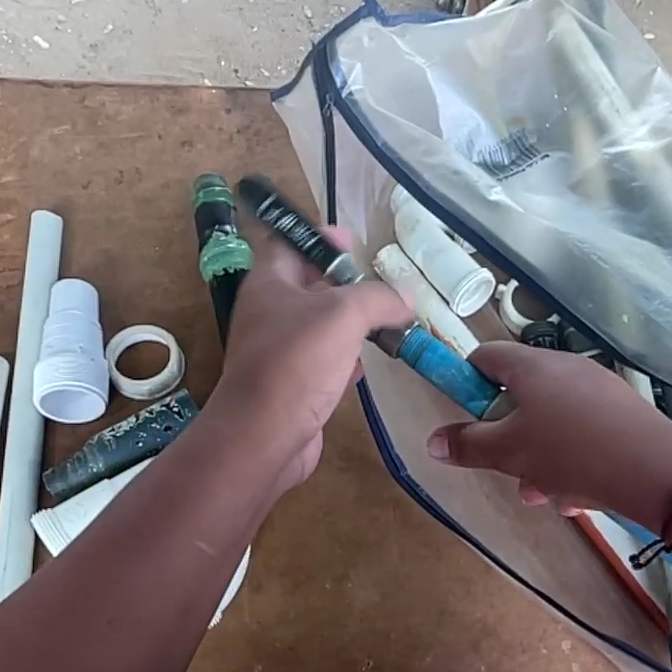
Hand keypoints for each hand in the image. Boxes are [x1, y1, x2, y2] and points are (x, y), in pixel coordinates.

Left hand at [207, 227, 413, 492]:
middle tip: (378, 287)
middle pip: (308, 286)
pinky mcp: (291, 386)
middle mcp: (268, 314)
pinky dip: (344, 360)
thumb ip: (379, 298)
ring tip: (384, 324)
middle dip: (344, 285)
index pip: (288, 243)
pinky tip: (363, 368)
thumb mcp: (345, 314)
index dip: (318, 236)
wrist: (266, 435)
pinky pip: (321, 363)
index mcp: (269, 283)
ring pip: (319, 327)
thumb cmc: (297, 362)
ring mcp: (278, 352)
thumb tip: (405, 299)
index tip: (351, 240)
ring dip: (350, 325)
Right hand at [426, 342, 671, 528]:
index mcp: (531, 366)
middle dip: (509, 438)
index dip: (466, 381)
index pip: (485, 356)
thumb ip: (468, 446)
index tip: (465, 414)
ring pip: (552, 422)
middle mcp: (564, 367)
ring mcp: (597, 388)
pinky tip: (579, 495)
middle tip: (508, 470)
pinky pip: (582, 432)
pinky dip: (573, 460)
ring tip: (547, 496)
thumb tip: (432, 441)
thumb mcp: (509, 453)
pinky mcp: (622, 412)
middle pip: (520, 395)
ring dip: (540, 459)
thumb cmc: (570, 453)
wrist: (654, 470)